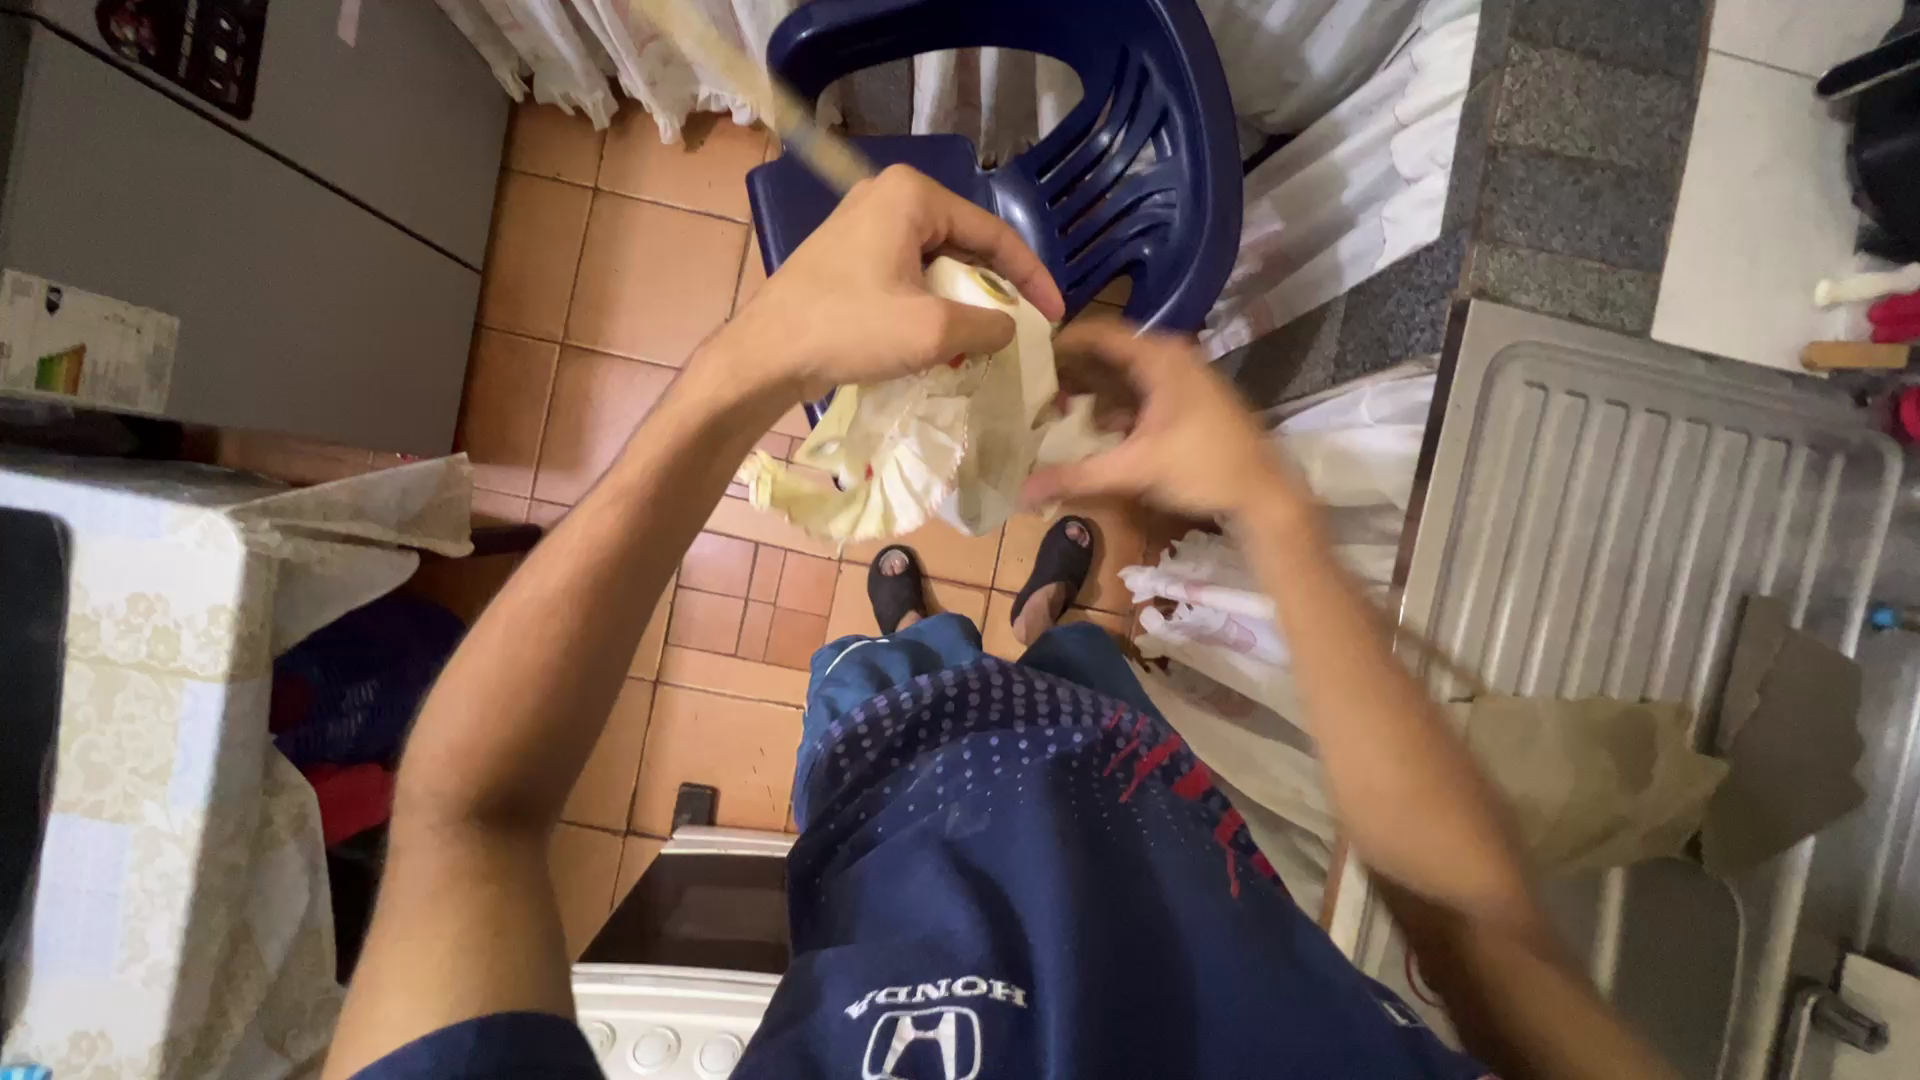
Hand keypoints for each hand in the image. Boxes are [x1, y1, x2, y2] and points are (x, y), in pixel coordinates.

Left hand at [714, 165, 1064, 401]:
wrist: (767, 355)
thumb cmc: (850, 331)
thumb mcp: (933, 331)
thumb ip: (988, 324)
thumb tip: (1008, 327)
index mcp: (912, 196)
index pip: (993, 234)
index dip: (1032, 277)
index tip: (1055, 315)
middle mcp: (888, 197)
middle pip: (965, 244)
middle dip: (995, 289)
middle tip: (1017, 329)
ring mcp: (863, 224)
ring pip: (936, 262)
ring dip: (962, 300)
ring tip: (981, 338)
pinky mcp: (848, 255)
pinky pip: (908, 274)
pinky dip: (931, 302)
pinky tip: (938, 335)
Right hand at [1023, 316, 1307, 520]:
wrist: (1264, 492)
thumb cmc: (1203, 468)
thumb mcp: (1134, 470)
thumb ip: (1076, 476)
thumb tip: (1022, 491)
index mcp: (1159, 358)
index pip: (1098, 332)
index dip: (1062, 342)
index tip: (1029, 358)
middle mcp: (1172, 357)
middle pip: (1109, 353)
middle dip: (1074, 373)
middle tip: (1039, 393)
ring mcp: (1184, 378)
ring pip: (1126, 375)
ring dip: (1095, 393)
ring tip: (1063, 414)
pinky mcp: (1190, 400)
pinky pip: (1143, 391)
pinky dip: (1119, 406)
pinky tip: (1103, 434)